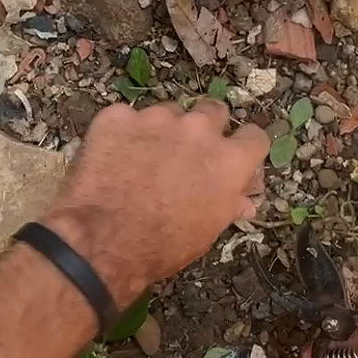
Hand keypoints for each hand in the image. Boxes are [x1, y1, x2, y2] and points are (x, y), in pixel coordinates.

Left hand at [43, 99, 267, 302]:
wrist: (102, 241)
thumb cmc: (162, 246)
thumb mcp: (206, 232)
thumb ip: (228, 205)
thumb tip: (244, 202)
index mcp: (229, 160)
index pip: (255, 137)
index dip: (243, 149)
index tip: (231, 159)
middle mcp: (199, 129)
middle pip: (214, 112)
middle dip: (204, 130)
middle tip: (185, 156)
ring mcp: (156, 118)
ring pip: (168, 112)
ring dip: (163, 130)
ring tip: (143, 160)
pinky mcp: (117, 117)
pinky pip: (126, 118)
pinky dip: (123, 134)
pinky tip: (113, 159)